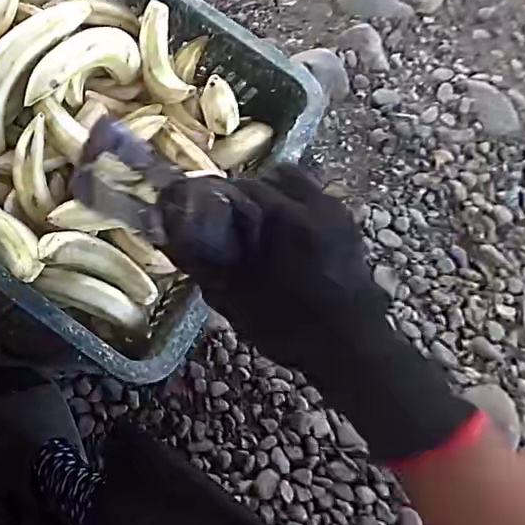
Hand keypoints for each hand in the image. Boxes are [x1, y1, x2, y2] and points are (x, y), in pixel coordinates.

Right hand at [158, 164, 474, 464]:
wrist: (351, 349)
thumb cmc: (288, 323)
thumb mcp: (234, 296)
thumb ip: (203, 264)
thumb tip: (173, 243)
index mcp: (284, 215)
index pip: (241, 185)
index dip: (216, 193)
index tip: (200, 206)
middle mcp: (315, 205)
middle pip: (276, 175)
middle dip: (251, 188)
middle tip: (231, 212)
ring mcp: (339, 217)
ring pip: (302, 186)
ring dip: (278, 196)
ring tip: (260, 225)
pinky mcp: (351, 232)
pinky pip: (319, 205)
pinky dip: (299, 211)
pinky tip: (286, 242)